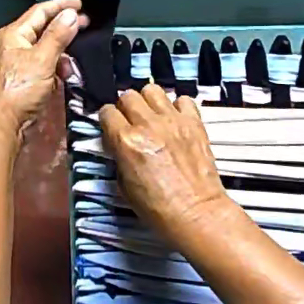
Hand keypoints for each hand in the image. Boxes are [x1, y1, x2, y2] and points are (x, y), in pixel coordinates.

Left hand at [0, 0, 86, 132]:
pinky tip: (66, 73)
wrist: (5, 124)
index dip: (61, 5)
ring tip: (77, 53)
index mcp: (14, 34)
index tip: (80, 3)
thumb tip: (71, 14)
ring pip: (47, 47)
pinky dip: (58, 66)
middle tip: (86, 23)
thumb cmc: (18, 91)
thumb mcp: (42, 59)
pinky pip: (46, 64)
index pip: (40, 11)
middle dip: (65, 26)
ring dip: (63, 50)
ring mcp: (20, 62)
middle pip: (44, 28)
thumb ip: (58, 35)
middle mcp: (15, 44)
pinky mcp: (26, 78)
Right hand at [98, 85, 232, 235]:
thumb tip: (119, 145)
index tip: (111, 125)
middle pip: (128, 96)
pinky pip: (182, 99)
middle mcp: (148, 125)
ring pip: (153, 90)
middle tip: (131, 121)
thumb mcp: (124, 186)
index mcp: (126, 141)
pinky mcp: (193, 123)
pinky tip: (175, 120)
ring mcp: (173, 121)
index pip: (107, 112)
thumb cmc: (160, 208)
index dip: (107, 119)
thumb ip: (119, 157)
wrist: (196, 213)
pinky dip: (177, 106)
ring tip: (152, 115)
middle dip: (126, 107)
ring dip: (149, 101)